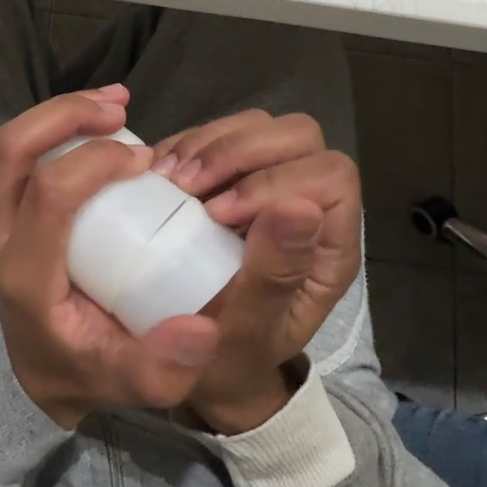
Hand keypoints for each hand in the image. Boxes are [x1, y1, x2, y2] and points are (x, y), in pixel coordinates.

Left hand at [0, 85, 221, 428]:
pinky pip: (18, 152)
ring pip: (11, 142)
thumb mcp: (132, 381)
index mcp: (24, 275)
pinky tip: (100, 118)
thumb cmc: (87, 368)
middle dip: (66, 114)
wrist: (41, 369)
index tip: (145, 160)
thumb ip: (164, 366)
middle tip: (122, 107)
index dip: (96, 162)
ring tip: (117, 103)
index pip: (49, 195)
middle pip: (12, 148)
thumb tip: (199, 326)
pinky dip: (56, 125)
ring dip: (61, 112)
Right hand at [150, 111, 362, 434]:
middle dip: (237, 151)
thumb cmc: (225, 355)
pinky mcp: (225, 177)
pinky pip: (215, 133)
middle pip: (298, 136)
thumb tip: (301, 209)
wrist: (189, 362)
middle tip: (186, 187)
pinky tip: (156, 174)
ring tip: (166, 180)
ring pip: (256, 124)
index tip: (217, 213)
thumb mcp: (248, 329)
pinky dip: (183, 145)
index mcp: (327, 246)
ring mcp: (264, 183)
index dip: (275, 182)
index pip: (330, 177)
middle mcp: (306, 206)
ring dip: (207, 143)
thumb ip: (274, 274)